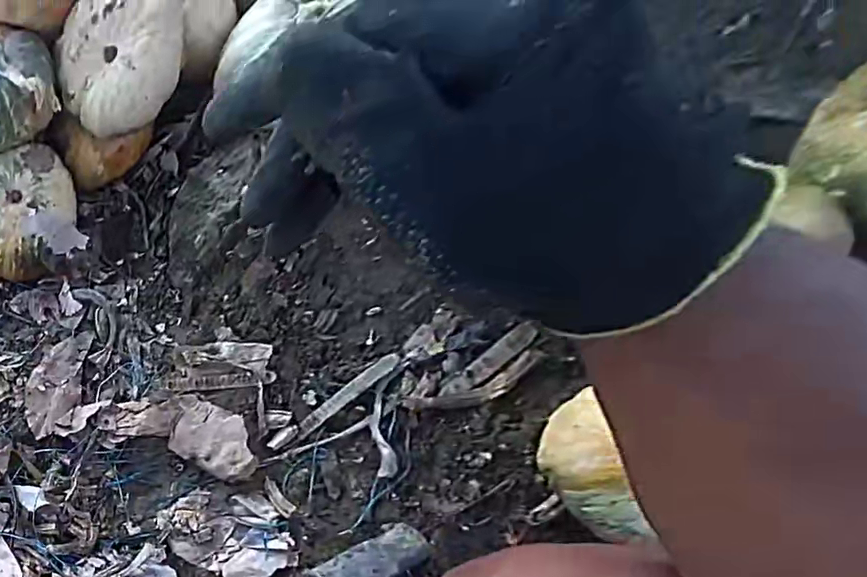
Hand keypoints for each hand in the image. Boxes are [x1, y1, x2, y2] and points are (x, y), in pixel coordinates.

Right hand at [215, 0, 778, 334]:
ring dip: (325, 162)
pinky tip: (334, 208)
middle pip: (363, 63)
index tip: (217, 130)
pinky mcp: (516, 74)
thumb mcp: (427, 182)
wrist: (649, 260)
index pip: (350, 32)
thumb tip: (280, 60)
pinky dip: (369, 160)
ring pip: (383, 91)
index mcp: (496, 13)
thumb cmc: (537, 233)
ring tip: (283, 233)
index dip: (273, 83)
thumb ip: (351, 109)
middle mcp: (509, 3)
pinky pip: (418, 106)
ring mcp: (516, 37)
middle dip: (299, 143)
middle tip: (257, 215)